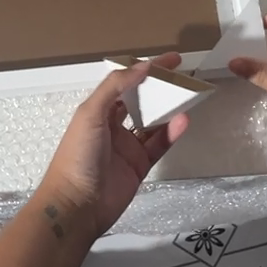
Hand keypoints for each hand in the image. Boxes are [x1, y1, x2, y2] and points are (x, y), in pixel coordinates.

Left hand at [35, 54, 191, 240]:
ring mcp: (127, 146)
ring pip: (153, 123)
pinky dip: (171, 133)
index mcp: (97, 110)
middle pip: (141, 102)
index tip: (170, 61)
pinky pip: (158, 145)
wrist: (77, 206)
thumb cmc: (78, 155)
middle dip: (160, 89)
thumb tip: (143, 66)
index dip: (145, 70)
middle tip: (184, 78)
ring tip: (189, 97)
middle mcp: (112, 126)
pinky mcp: (139, 165)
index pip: (124, 83)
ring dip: (168, 110)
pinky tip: (183, 121)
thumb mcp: (91, 114)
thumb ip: (115, 87)